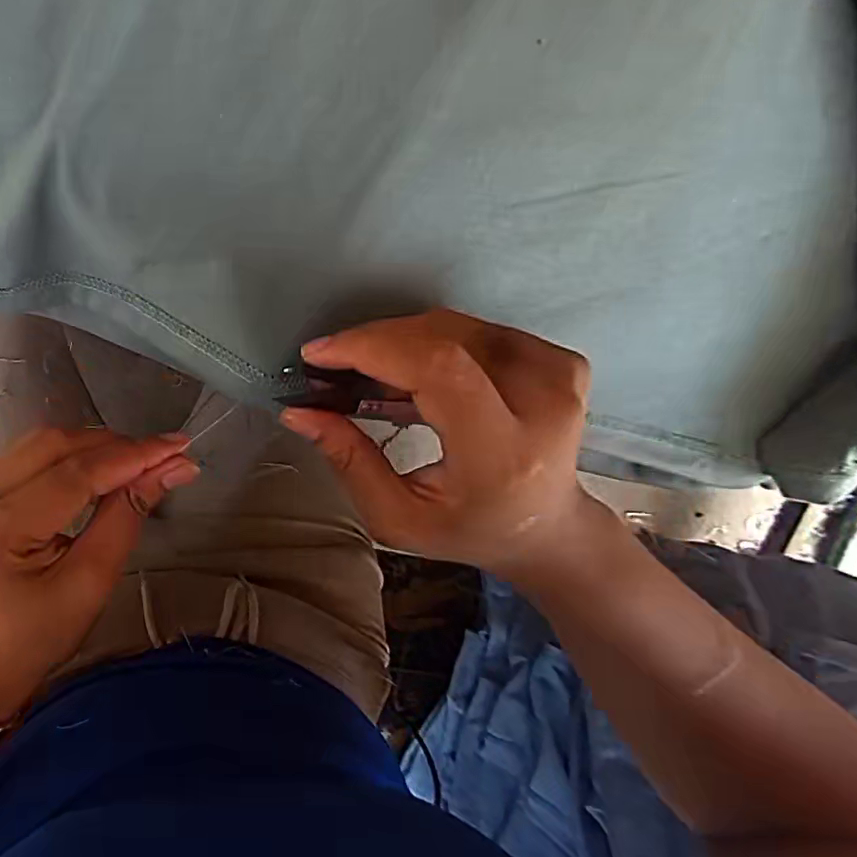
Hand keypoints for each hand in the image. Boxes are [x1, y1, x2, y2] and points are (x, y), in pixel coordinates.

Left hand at [0, 427, 199, 720]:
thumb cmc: (42, 632)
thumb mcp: (92, 582)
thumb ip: (126, 517)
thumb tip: (171, 468)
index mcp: (0, 528)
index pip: (74, 475)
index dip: (130, 456)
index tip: (178, 448)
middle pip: (56, 446)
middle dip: (116, 445)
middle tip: (165, 454)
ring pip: (46, 442)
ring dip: (97, 444)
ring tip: (142, 458)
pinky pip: (35, 453)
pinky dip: (76, 452)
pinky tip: (106, 464)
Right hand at [279, 309, 607, 584]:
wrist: (548, 529)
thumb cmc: (467, 529)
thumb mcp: (395, 515)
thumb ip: (348, 460)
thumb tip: (300, 412)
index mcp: (501, 454)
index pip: (438, 370)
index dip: (371, 348)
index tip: (319, 354)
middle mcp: (541, 405)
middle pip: (441, 338)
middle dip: (372, 342)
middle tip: (331, 364)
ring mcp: (557, 375)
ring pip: (452, 326)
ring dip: (396, 340)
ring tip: (364, 369)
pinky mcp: (557, 360)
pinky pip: (471, 329)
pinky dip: (427, 340)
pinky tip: (407, 368)